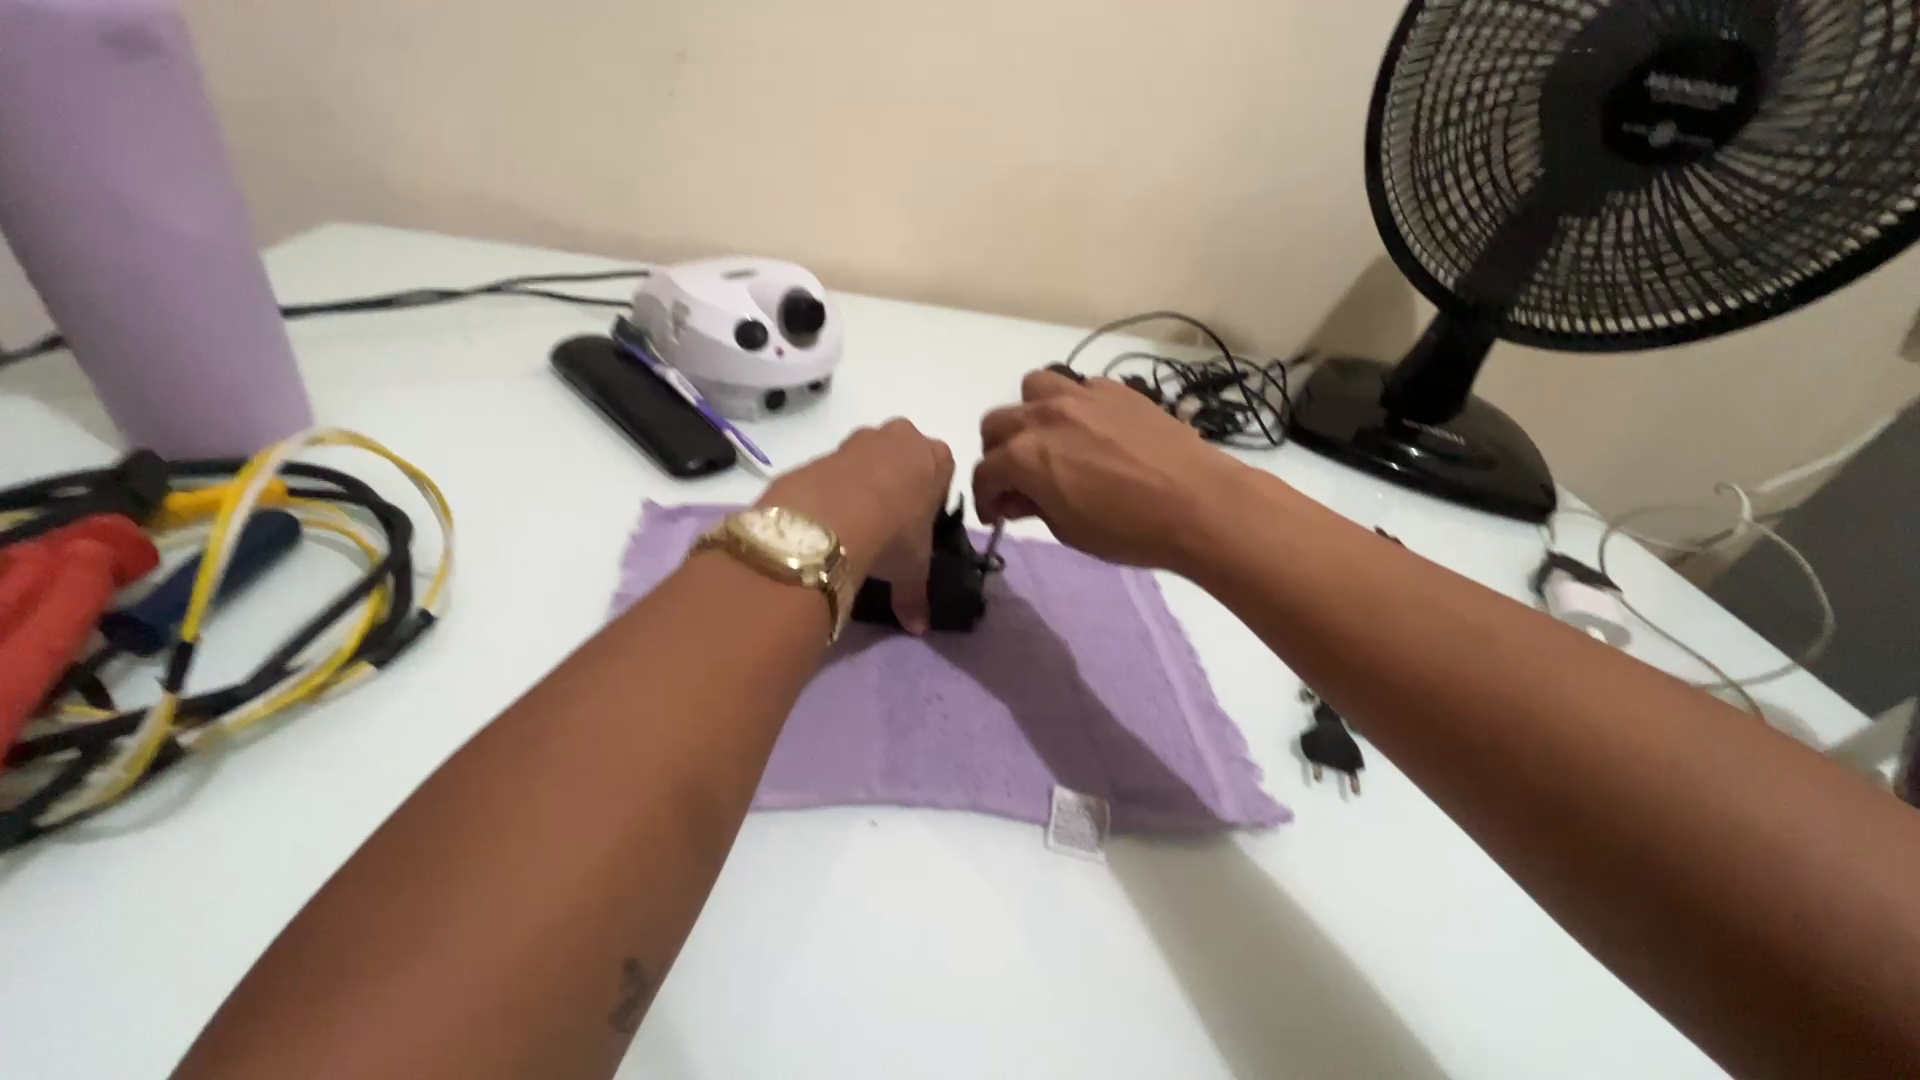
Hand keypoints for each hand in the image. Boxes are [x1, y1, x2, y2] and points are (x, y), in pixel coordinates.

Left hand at [760, 420, 954, 633]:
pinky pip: (834, 469)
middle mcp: (901, 437)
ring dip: (864, 483)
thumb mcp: (912, 569)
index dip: (931, 498)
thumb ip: (915, 596)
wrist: (831, 515)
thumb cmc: (893, 533)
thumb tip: (918, 628)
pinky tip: (828, 519)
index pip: (943, 471)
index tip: (918, 524)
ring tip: (855, 523)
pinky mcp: (822, 449)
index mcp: (937, 457)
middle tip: (889, 521)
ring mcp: (859, 439)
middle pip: (905, 457)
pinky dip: (833, 488)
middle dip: (898, 483)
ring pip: (868, 458)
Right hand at [973, 369, 1249, 571]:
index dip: (984, 498)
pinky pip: (1078, 387)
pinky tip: (1090, 431)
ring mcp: (1081, 396)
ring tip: (1047, 439)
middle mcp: (1045, 416)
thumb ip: (1034, 506)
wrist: (1198, 503)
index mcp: (1026, 456)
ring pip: (1033, 387)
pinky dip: (1072, 406)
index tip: (996, 514)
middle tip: (1016, 480)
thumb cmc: (1129, 530)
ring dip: (1029, 414)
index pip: (985, 473)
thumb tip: (1018, 497)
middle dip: (998, 454)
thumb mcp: (1069, 530)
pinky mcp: (1115, 390)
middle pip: (997, 424)